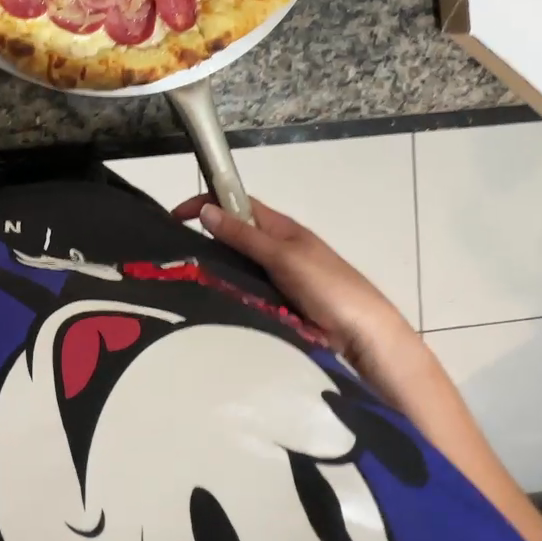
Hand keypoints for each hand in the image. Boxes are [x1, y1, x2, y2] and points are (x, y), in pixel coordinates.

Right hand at [172, 194, 421, 382]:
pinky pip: (246, 294)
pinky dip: (230, 295)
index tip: (175, 217)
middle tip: (174, 256)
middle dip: (205, 239)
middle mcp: (277, 248)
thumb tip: (205, 209)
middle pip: (233, 236)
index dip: (205, 203)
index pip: (235, 203)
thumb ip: (244, 235)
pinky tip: (212, 306)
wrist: (367, 337)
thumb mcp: (283, 256)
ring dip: (216, 271)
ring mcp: (278, 278)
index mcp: (280, 227)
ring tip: (185, 283)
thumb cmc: (329, 287)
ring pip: (237, 267)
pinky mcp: (279, 305)